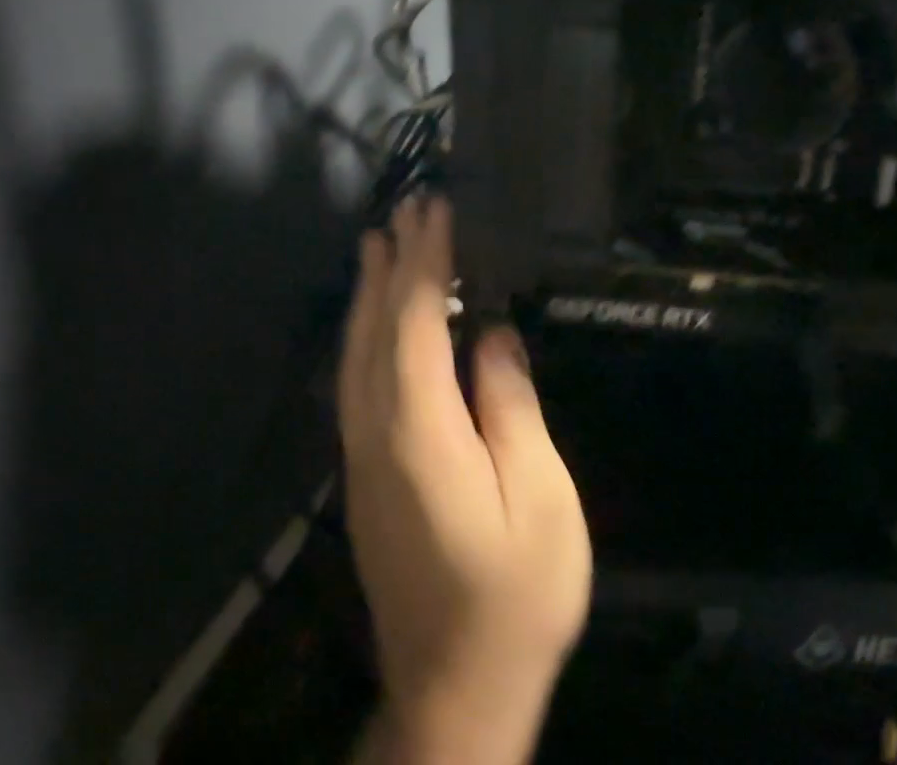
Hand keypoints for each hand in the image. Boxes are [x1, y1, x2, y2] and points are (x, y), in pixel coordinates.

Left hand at [338, 195, 590, 763]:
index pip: (416, 327)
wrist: (460, 685)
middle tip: (406, 211)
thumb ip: (511, 408)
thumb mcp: (540, 494)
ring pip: (356, 363)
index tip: (438, 212)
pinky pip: (360, 390)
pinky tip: (383, 332)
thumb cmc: (519, 591)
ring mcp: (365, 465)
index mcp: (421, 435)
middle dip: (389, 270)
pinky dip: (370, 343)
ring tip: (383, 249)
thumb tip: (496, 337)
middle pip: (375, 337)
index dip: (426, 266)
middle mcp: (377, 440)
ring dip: (371, 300)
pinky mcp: (371, 485)